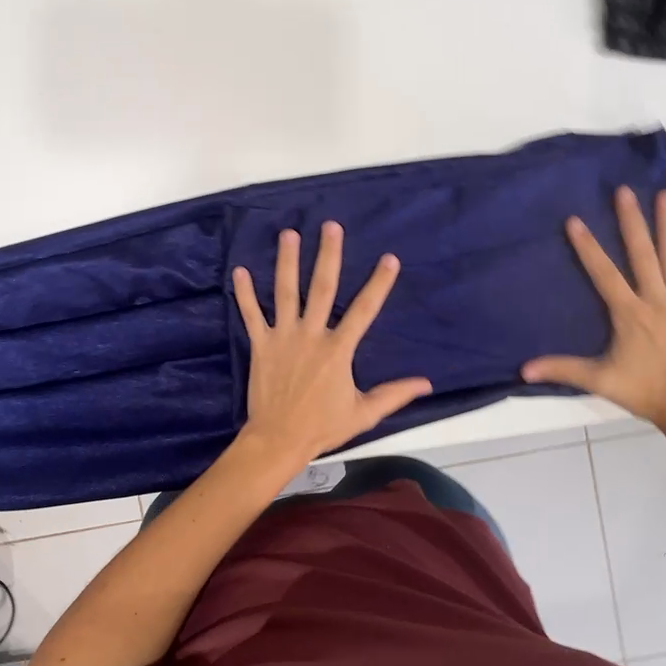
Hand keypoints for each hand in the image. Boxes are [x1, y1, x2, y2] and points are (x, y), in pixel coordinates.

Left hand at [233, 221, 432, 462]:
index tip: (389, 259)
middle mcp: (311, 336)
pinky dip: (245, 294)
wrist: (278, 439)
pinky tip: (240, 271)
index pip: (364, 310)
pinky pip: (251, 315)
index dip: (378, 284)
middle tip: (331, 226)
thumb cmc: (322, 427)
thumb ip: (394, 394)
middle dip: (328, 255)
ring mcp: (283, 338)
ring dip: (287, 262)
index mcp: (338, 350)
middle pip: (322, 288)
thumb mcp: (364, 413)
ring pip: (285, 293)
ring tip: (288, 234)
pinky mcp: (261, 345)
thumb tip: (426, 384)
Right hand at [522, 187, 665, 437]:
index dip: (588, 247)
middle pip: (642, 254)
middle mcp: (656, 300)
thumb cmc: (643, 391)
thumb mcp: (599, 380)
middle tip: (625, 192)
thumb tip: (523, 369)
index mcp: (629, 313)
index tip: (575, 221)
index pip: (604, 273)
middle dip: (631, 222)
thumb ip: (562, 369)